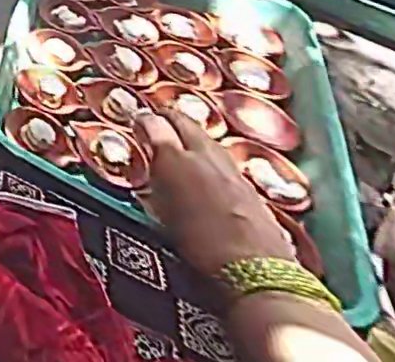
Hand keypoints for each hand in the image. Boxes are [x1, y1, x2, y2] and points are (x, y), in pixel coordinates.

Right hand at [132, 107, 294, 275]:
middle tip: (157, 124)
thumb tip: (147, 152)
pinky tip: (210, 176)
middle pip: (187, 125)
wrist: (257, 275)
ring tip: (182, 149)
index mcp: (177, 157)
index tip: (137, 121)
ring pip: (209, 143)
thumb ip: (153, 169)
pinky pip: (227, 164)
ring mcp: (235, 174)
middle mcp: (208, 157)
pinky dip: (213, 162)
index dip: (144, 119)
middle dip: (171, 120)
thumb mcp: (162, 205)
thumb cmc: (199, 241)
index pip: (156, 122)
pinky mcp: (255, 194)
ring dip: (194, 139)